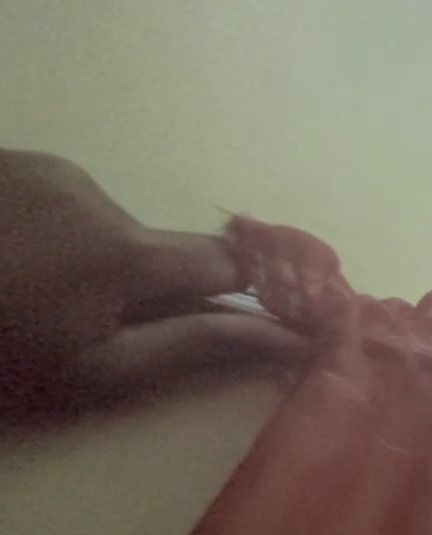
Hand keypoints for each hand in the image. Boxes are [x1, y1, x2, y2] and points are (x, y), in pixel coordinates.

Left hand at [0, 149, 307, 422]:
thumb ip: (203, 345)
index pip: (237, 265)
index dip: (263, 291)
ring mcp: (37, 167)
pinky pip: (63, 200)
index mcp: (126, 249)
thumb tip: (293, 338)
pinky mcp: (1, 160)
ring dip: (104, 259)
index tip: (274, 319)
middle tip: (103, 321)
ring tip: (40, 287)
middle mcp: (92, 193)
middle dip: (158, 285)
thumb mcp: (102, 368)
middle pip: (168, 247)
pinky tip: (14, 256)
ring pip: (115, 225)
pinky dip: (58, 232)